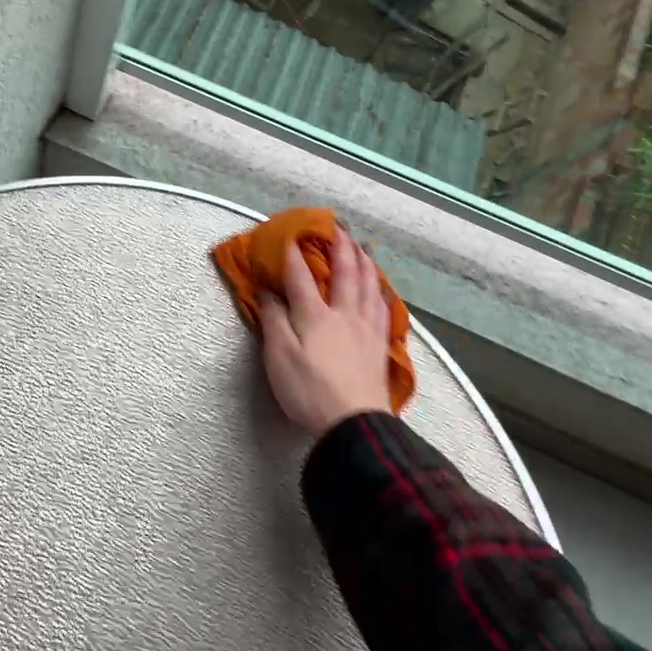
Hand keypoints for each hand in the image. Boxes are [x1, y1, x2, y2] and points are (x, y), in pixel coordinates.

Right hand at [256, 232, 394, 440]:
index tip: (289, 235)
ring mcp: (366, 329)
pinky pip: (383, 308)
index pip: (301, 277)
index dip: (293, 254)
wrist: (353, 423)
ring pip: (369, 286)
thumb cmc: (308, 390)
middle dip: (340, 248)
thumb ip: (274, 319)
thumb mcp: (279, 356)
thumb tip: (268, 291)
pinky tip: (381, 290)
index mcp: (315, 315)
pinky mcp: (379, 346)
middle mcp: (344, 314)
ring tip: (363, 248)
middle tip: (338, 228)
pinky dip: (381, 291)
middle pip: (345, 273)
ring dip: (365, 263)